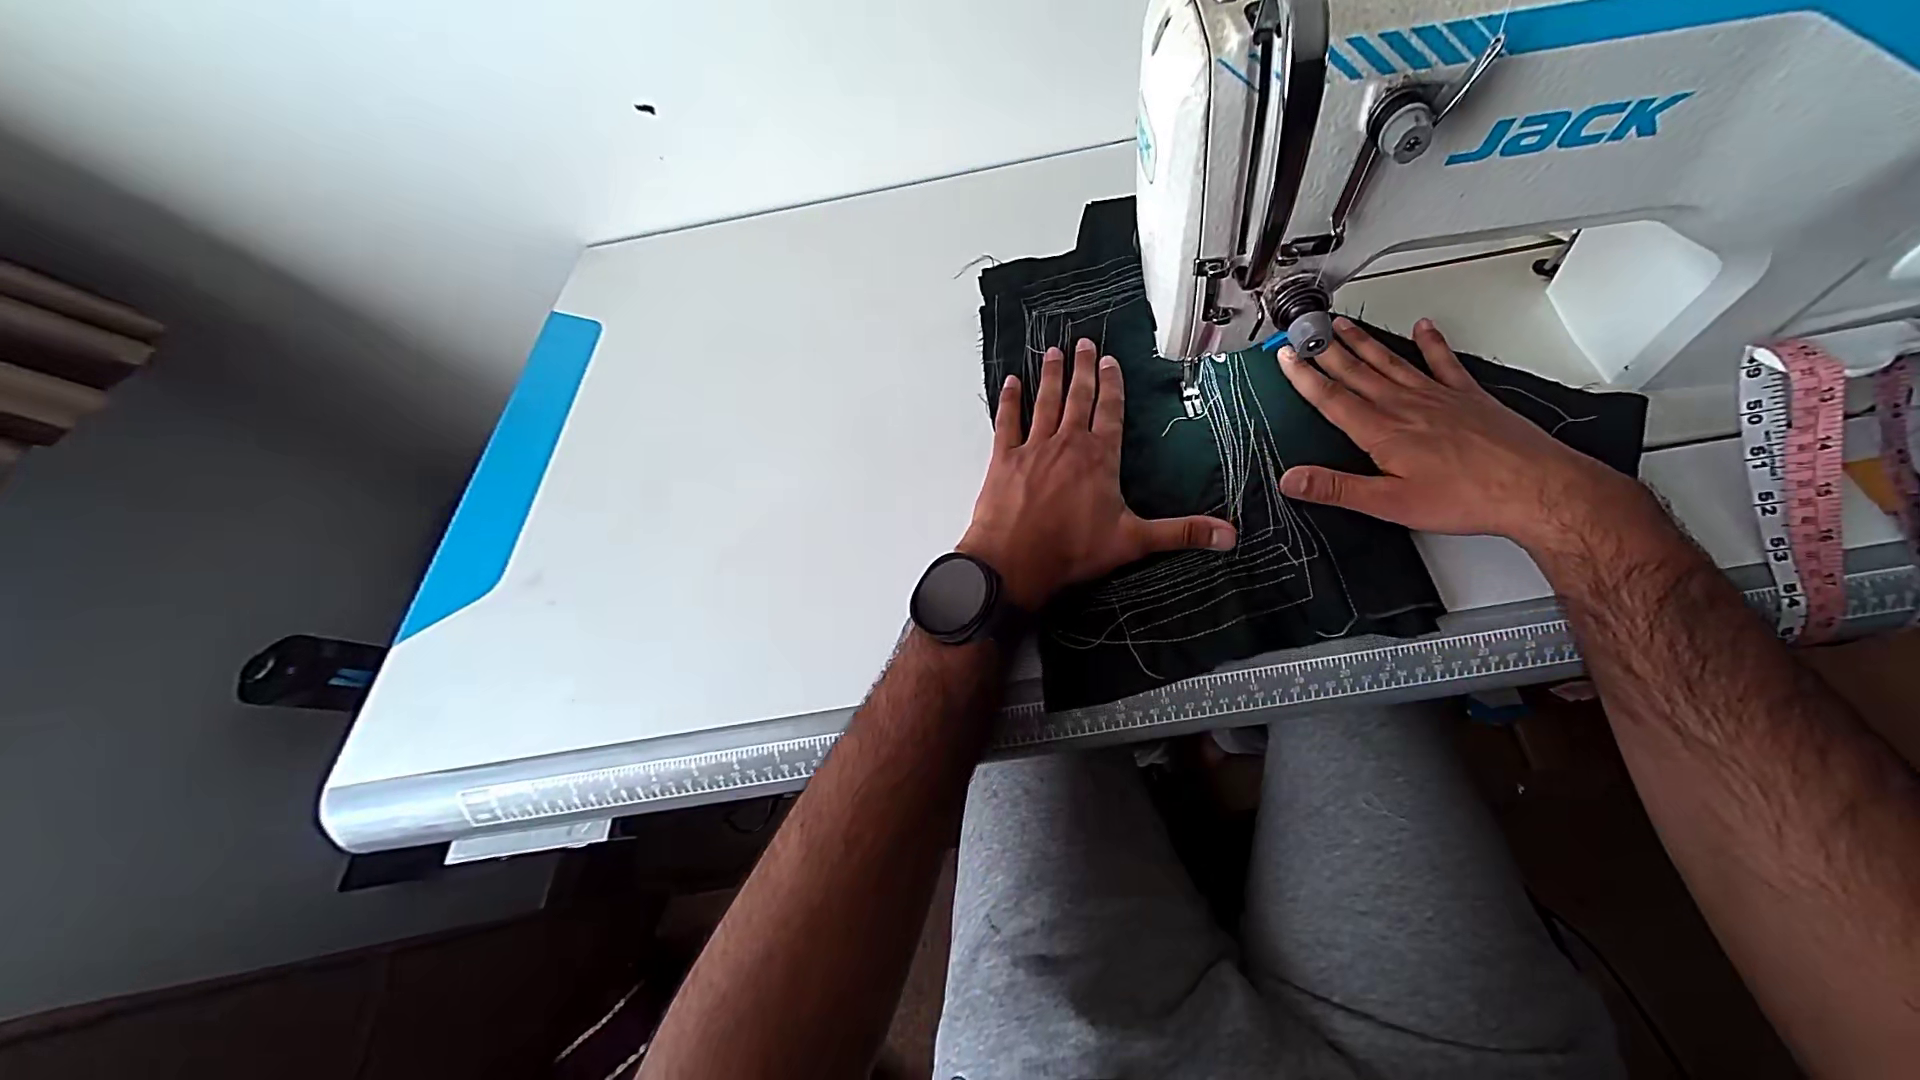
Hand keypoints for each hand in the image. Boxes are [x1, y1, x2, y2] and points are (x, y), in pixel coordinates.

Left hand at [960, 339, 1235, 608]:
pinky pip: (1007, 421)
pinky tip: (1011, 383)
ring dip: (1052, 376)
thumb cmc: (1071, 552)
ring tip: (1056, 353)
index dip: (1112, 384)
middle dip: (1084, 369)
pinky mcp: (1004, 459)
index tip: (1110, 362)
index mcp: (1100, 458)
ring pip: (1046, 402)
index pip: (1111, 411)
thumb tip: (1227, 535)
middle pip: (1079, 398)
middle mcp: (1067, 444)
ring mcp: (1033, 448)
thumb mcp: (1133, 542)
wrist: (1015, 563)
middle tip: (1084, 343)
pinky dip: (1009, 400)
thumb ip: (1181, 533)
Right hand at [1273, 317, 1650, 554]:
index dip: (1305, 376)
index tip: (1288, 357)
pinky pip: (1444, 361)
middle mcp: (1407, 406)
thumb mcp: (1388, 504)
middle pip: (1356, 372)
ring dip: (1363, 342)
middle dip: (1326, 350)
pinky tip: (1423, 327)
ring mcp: (1438, 397)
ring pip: (1390, 361)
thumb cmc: (1468, 497)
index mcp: (1383, 432)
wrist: (1536, 488)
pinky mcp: (1468, 396)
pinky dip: (1431, 342)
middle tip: (1307, 331)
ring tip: (1343, 326)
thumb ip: (1335, 489)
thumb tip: (1292, 480)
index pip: (1332, 398)